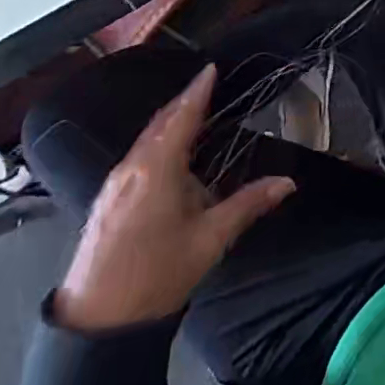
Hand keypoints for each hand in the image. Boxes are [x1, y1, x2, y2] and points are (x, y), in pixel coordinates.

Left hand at [53, 65, 296, 332]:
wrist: (98, 317)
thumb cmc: (158, 275)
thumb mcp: (208, 241)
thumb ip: (246, 206)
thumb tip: (286, 182)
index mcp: (157, 168)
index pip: (182, 117)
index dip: (198, 91)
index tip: (210, 68)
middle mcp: (132, 165)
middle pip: (161, 123)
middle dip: (184, 104)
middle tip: (206, 87)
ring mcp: (115, 180)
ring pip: (146, 139)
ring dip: (170, 124)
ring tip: (193, 118)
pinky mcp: (107, 196)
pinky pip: (137, 156)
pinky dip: (157, 144)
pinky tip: (169, 158)